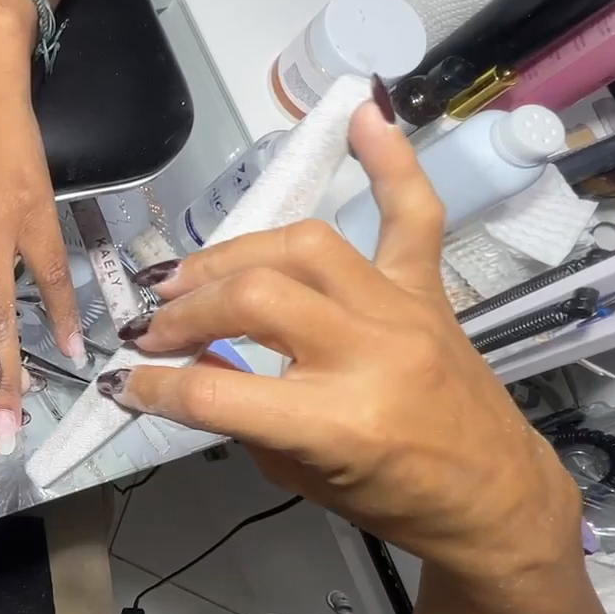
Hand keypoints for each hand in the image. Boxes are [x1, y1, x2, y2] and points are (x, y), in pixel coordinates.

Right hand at [101, 101, 580, 574]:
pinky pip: (412, 217)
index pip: (213, 391)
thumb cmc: (387, 499)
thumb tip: (186, 362)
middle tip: (151, 330)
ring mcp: (403, 312)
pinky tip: (363, 114)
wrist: (492, 498)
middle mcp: (370, 354)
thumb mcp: (291, 470)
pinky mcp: (427, 291)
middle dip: (183, 312)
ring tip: (191, 277)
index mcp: (336, 422)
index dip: (152, 386)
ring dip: (230, 257)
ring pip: (301, 248)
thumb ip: (236, 412)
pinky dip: (390, 164)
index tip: (122, 383)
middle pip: (252, 300)